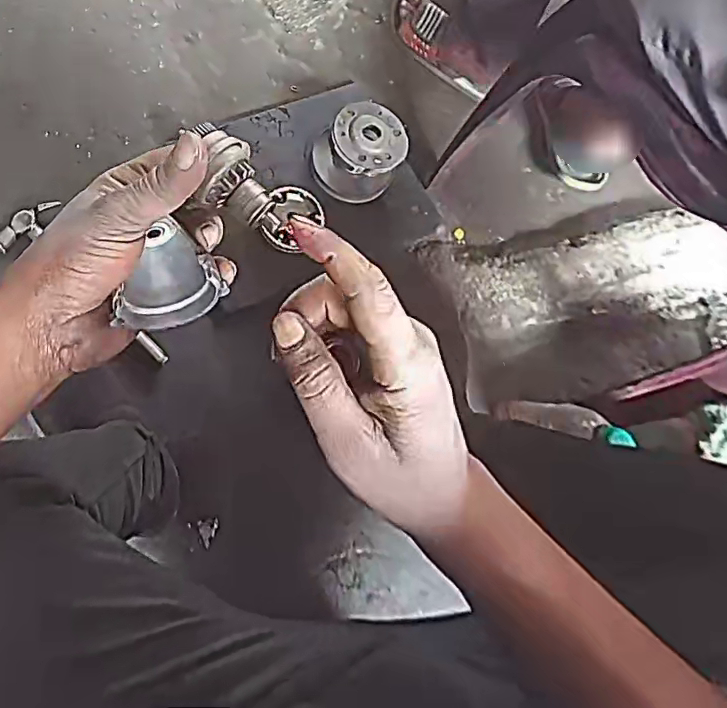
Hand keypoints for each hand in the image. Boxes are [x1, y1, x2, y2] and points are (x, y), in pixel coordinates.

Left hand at [3, 132, 234, 382]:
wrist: (49, 331)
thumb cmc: (61, 269)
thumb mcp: (119, 215)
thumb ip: (162, 183)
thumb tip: (192, 147)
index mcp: (125, 188)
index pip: (175, 162)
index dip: (205, 161)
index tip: (232, 164)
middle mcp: (140, 217)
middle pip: (194, 201)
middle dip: (212, 207)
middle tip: (219, 210)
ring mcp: (152, 251)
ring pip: (198, 239)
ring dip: (210, 242)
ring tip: (207, 244)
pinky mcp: (162, 284)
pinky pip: (196, 274)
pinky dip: (210, 274)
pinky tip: (212, 273)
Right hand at [272, 221, 470, 540]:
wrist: (440, 495)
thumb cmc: (403, 476)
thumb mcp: (345, 438)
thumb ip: (312, 378)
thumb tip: (285, 327)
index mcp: (406, 360)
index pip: (368, 289)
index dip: (332, 253)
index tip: (301, 232)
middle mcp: (410, 337)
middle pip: (345, 291)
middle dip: (306, 314)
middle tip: (292, 358)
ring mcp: (404, 337)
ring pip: (342, 303)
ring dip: (315, 329)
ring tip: (317, 375)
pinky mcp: (394, 342)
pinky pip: (349, 319)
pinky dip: (326, 337)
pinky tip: (331, 371)